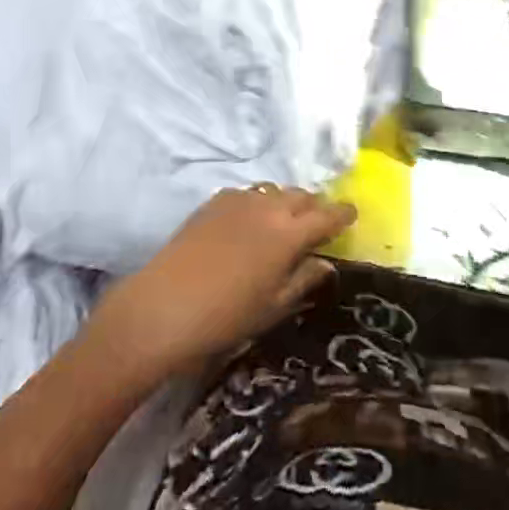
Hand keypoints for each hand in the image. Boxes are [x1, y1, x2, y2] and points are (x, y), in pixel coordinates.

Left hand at [87, 184, 355, 388]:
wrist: (157, 311)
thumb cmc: (224, 318)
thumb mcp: (273, 307)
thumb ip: (304, 280)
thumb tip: (325, 263)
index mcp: (291, 234)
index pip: (330, 214)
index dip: (344, 214)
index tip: (351, 217)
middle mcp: (270, 208)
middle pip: (304, 196)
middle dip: (315, 207)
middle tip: (316, 226)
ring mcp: (239, 201)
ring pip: (276, 191)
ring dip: (287, 203)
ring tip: (283, 222)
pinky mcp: (212, 203)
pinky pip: (247, 194)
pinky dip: (258, 203)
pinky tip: (248, 222)